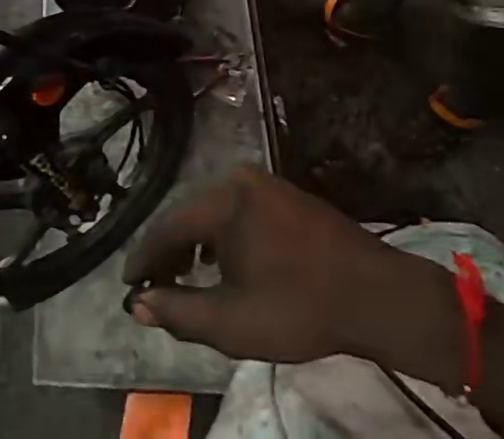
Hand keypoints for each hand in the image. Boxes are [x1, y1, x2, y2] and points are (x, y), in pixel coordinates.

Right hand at [123, 170, 462, 379]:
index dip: (145, 257)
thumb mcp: (231, 321)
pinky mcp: (288, 195)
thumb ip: (178, 311)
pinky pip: (241, 210)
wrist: (374, 294)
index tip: (129, 284)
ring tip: (187, 277)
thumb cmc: (298, 307)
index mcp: (225, 201)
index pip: (169, 226)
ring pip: (217, 212)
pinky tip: (226, 262)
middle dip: (171, 250)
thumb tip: (138, 303)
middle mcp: (243, 180)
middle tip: (156, 286)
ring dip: (198, 243)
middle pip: (191, 214)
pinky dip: (225, 236)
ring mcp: (269, 184)